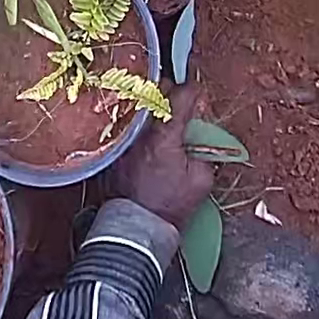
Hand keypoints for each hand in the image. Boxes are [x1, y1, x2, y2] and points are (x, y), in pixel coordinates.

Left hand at [115, 85, 213, 227]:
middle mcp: (140, 130)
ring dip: (151, 103)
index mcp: (164, 136)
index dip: (192, 91)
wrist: (137, 227)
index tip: (196, 92)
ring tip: (160, 112)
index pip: (181, 96)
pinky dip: (137, 120)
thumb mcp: (201, 180)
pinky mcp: (114, 145)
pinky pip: (126, 121)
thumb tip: (198, 138)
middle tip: (179, 101)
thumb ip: (204, 152)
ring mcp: (124, 137)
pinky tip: (144, 129)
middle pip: (155, 91)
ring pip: (138, 102)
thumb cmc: (169, 205)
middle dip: (170, 91)